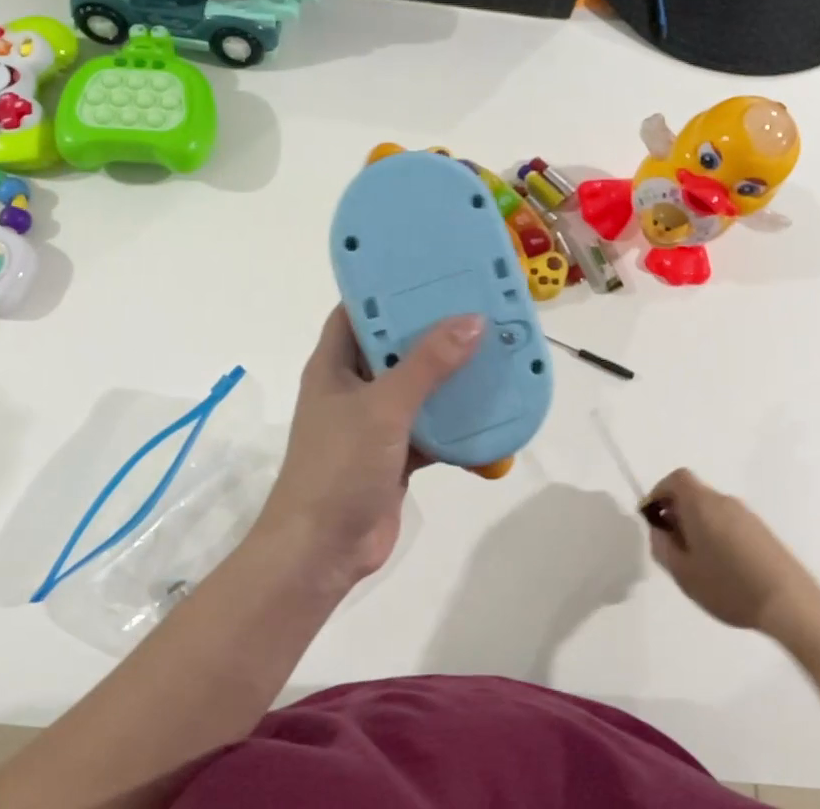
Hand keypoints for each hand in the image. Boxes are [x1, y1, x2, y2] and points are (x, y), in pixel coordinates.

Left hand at [254, 307, 482, 586]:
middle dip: (435, 330)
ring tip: (498, 350)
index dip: (388, 287)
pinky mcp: (395, 456)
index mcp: (334, 364)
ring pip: (418, 389)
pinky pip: (432, 429)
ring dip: (453, 377)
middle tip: (481, 305)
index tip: (431, 269)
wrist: (321, 551)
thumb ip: (427, 365)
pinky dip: (458, 424)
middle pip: (395, 347)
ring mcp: (374, 424)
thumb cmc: (338, 468)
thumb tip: (472, 320)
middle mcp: (353, 388)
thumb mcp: (383, 407)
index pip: (358, 310)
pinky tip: (494, 414)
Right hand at [646, 468, 819, 631]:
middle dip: (678, 513)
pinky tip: (723, 568)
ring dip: (698, 526)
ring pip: (713, 510)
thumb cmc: (729, 586)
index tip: (653, 518)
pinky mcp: (764, 533)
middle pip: (694, 494)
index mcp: (702, 505)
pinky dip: (717, 534)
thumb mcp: (683, 573)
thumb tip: (659, 530)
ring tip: (697, 562)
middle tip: (672, 546)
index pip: (676, 479)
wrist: (790, 604)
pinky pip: (730, 523)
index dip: (659, 493)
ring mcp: (748, 516)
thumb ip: (663, 547)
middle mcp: (726, 502)